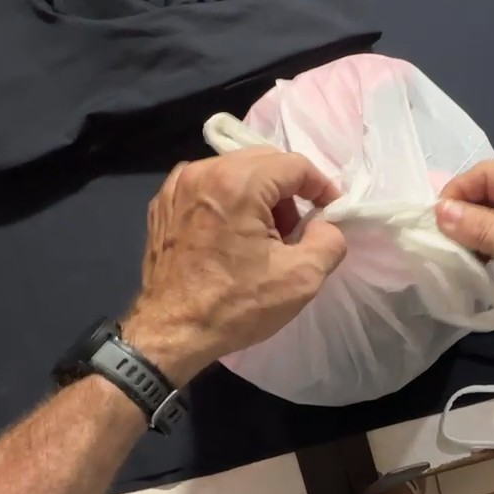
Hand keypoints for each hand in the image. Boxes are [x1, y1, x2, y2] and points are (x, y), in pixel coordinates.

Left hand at [121, 149, 347, 383]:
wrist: (174, 332)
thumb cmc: (238, 306)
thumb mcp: (302, 278)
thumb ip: (328, 241)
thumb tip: (326, 225)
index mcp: (237, 183)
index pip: (294, 165)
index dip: (321, 187)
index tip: (331, 214)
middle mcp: (202, 171)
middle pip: (262, 162)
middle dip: (289, 192)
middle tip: (298, 232)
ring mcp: (176, 186)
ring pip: (234, 174)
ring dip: (259, 199)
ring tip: (266, 241)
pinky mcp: (162, 205)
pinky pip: (208, 190)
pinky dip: (230, 206)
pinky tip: (234, 242)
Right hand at [434, 161, 493, 370]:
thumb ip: (482, 228)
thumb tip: (441, 210)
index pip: (491, 174)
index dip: (460, 190)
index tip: (435, 218)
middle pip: (488, 194)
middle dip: (461, 212)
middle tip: (437, 236)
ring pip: (489, 218)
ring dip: (468, 232)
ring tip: (448, 251)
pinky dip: (479, 249)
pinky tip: (466, 263)